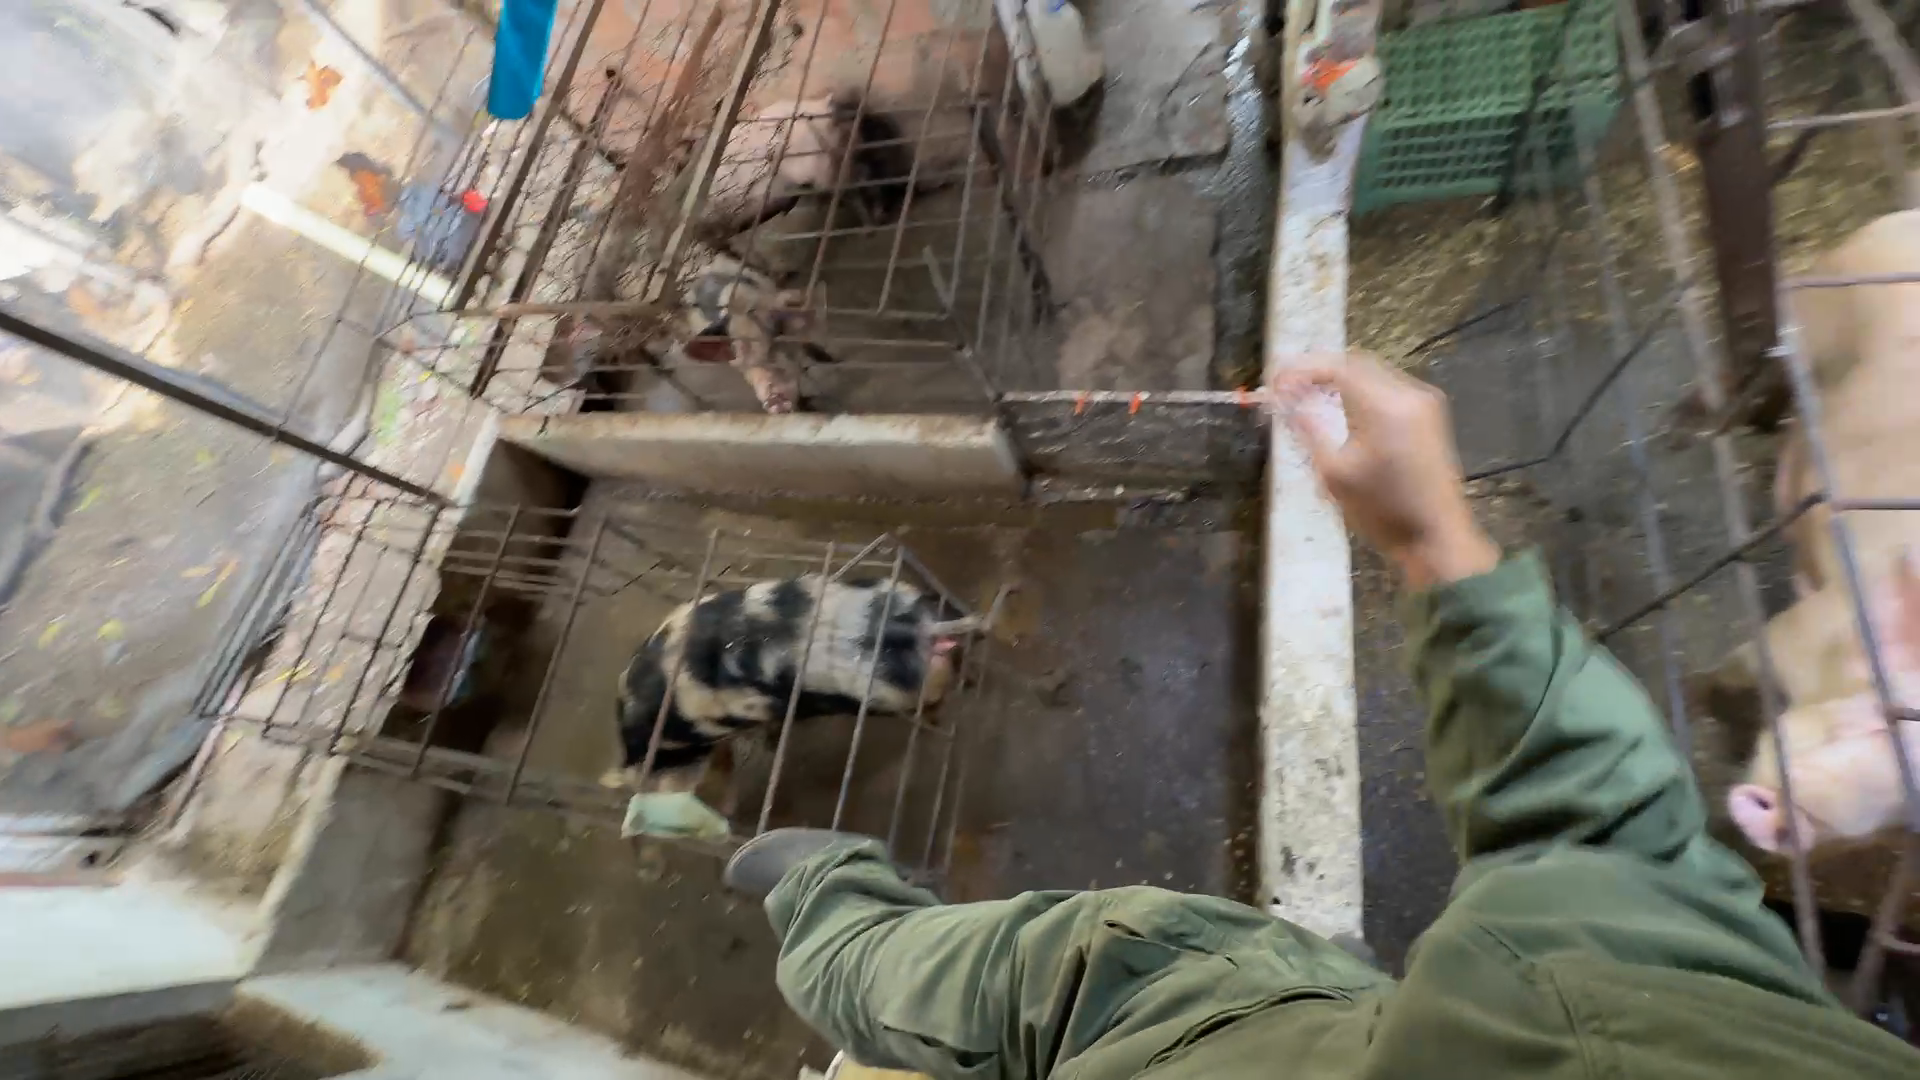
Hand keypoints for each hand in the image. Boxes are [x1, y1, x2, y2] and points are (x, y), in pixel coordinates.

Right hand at [1273, 353, 1498, 588]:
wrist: (1434, 537)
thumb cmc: (1380, 511)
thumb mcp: (1333, 474)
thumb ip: (1307, 430)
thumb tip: (1283, 403)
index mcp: (1384, 407)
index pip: (1336, 368)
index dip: (1300, 370)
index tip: (1273, 384)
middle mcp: (1408, 395)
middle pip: (1355, 363)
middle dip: (1316, 371)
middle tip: (1284, 388)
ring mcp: (1422, 404)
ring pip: (1370, 374)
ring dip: (1335, 380)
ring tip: (1303, 397)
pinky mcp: (1427, 417)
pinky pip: (1385, 389)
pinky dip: (1355, 391)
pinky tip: (1336, 409)